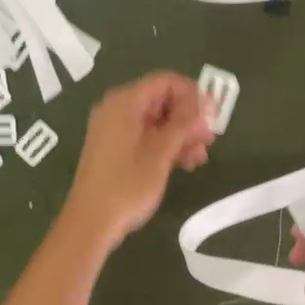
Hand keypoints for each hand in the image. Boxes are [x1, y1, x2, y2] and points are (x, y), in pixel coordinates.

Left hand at [61, 72, 214, 248]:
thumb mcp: (161, 153)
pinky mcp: (114, 150)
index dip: (193, 95)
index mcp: (125, 102)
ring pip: (155, 122)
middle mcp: (116, 110)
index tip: (213, 116)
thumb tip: (205, 104)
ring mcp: (113, 131)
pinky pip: (144, 137)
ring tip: (200, 158)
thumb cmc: (127, 185)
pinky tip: (184, 164)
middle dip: (188, 119)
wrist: (92, 222)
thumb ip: (184, 124)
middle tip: (210, 141)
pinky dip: (165, 146)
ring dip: (180, 136)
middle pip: (161, 101)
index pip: (165, 82)